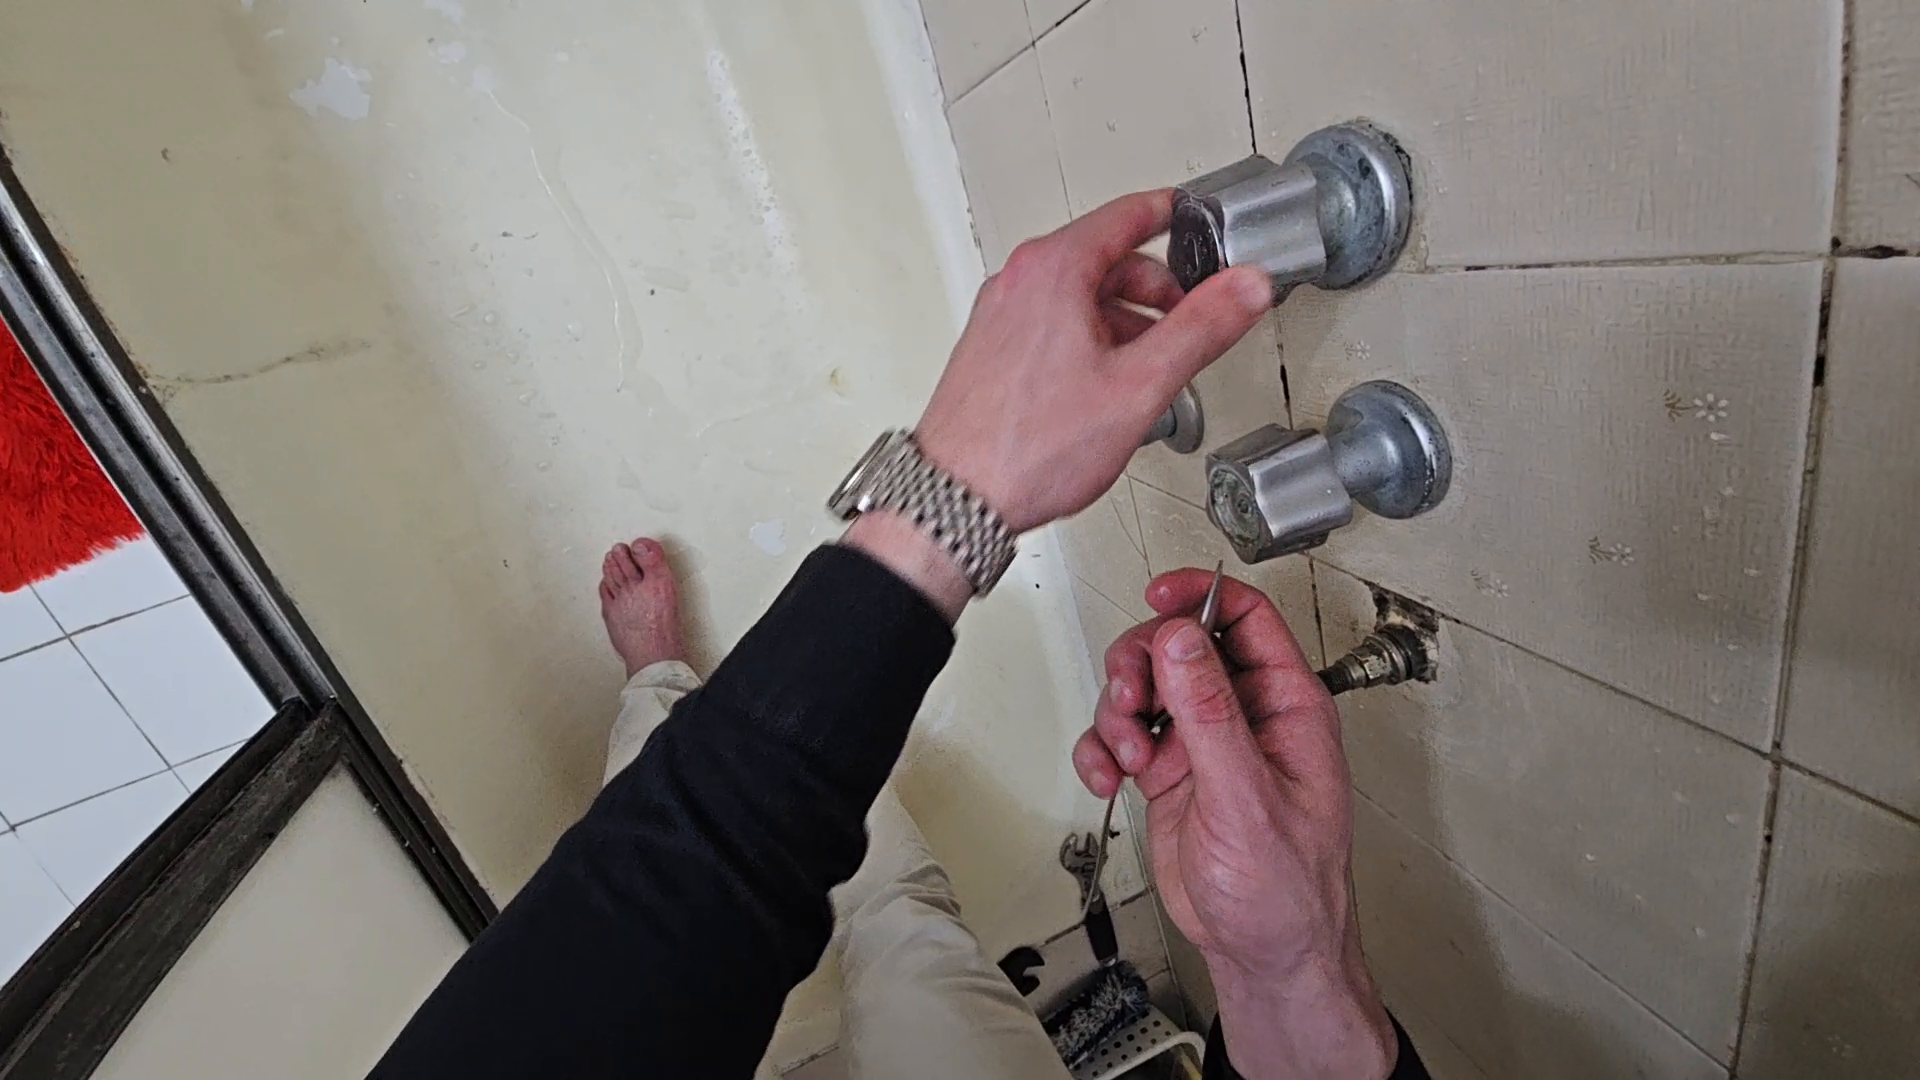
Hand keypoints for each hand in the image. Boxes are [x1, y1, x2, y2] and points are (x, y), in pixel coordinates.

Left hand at [913, 191, 1270, 533]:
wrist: (957, 498)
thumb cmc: (1027, 450)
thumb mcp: (1137, 386)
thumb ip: (1200, 330)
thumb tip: (1245, 288)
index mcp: (1051, 271)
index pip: (1128, 215)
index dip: (1175, 217)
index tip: (1197, 220)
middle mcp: (1015, 285)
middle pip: (1103, 259)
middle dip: (1153, 288)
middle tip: (1186, 319)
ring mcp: (996, 318)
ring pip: (1075, 298)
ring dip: (1121, 321)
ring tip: (1147, 366)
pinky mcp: (988, 353)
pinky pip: (1048, 327)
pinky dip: (1085, 341)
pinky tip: (1101, 387)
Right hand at [1071, 570, 1395, 1079]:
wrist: (1260, 952)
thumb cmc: (1287, 890)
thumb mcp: (1248, 797)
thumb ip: (1210, 713)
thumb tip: (1183, 639)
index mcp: (1282, 705)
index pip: (1244, 617)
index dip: (1199, 596)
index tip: (1157, 597)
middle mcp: (1239, 712)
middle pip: (1176, 645)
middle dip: (1140, 667)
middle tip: (1129, 701)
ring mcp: (1199, 738)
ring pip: (1141, 685)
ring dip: (1118, 713)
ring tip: (1127, 755)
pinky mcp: (1166, 766)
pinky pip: (1118, 733)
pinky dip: (1102, 749)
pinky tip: (1108, 777)